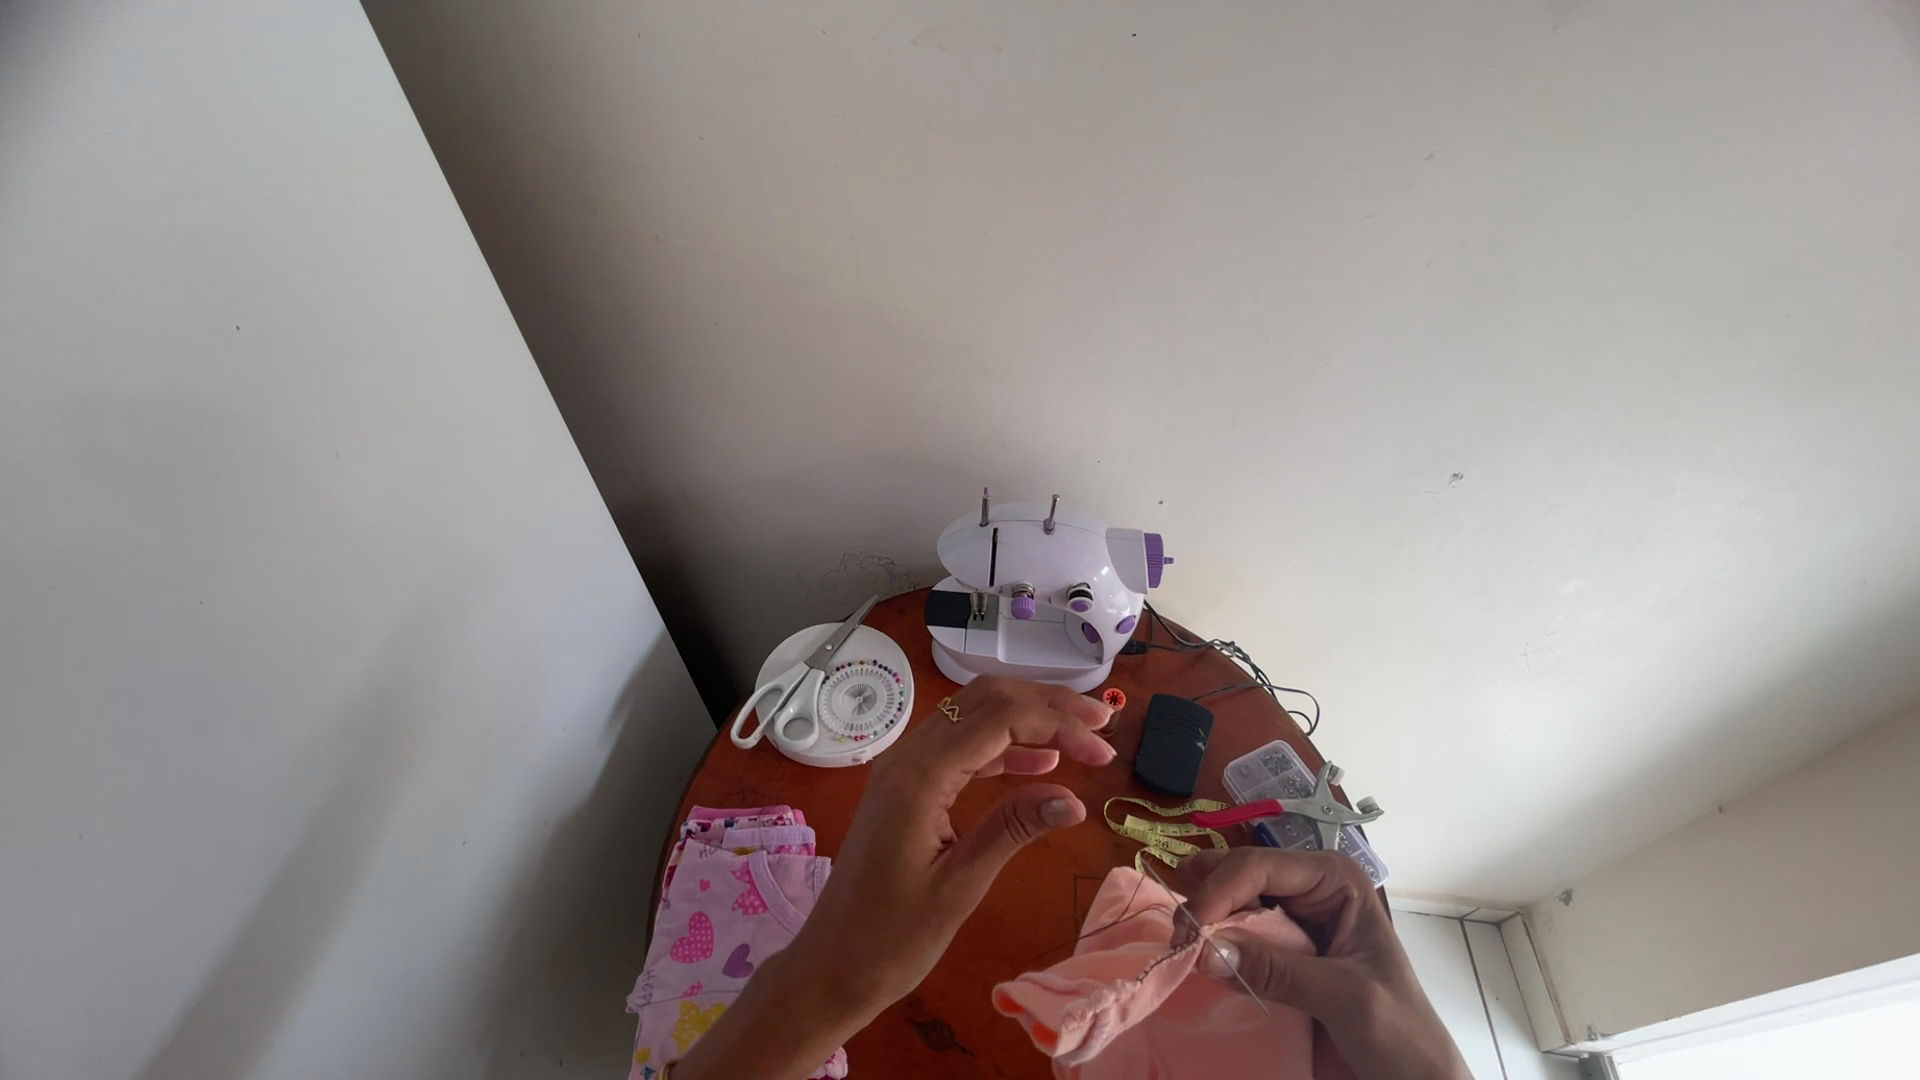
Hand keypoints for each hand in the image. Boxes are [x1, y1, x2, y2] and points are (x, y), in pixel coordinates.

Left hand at [672, 677, 1115, 1079]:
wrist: (831, 965)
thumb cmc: (891, 938)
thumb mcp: (960, 886)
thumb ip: (1013, 829)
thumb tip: (1074, 799)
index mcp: (919, 775)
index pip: (998, 718)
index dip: (1057, 723)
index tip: (1103, 749)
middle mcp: (909, 755)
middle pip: (985, 700)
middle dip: (1046, 704)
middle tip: (1100, 723)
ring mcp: (906, 766)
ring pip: (974, 716)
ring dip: (1028, 718)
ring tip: (1081, 736)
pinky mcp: (909, 783)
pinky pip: (961, 746)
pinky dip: (1004, 746)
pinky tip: (1040, 762)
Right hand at [1173, 848, 1472, 1079]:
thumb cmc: (1402, 1038)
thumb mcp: (1347, 1001)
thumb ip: (1280, 972)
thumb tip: (1207, 950)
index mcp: (1332, 879)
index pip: (1258, 866)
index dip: (1217, 891)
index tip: (1187, 930)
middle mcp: (1306, 886)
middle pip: (1235, 873)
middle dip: (1204, 898)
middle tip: (1178, 938)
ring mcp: (1289, 915)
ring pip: (1226, 895)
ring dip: (1202, 916)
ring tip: (1184, 945)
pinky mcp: (1275, 946)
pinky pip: (1230, 930)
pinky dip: (1209, 939)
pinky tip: (1197, 953)